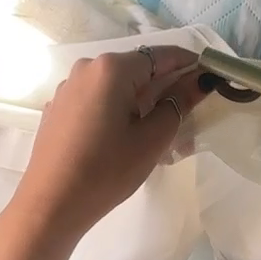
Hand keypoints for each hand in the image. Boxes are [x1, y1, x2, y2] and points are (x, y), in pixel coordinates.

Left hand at [5, 46, 208, 247]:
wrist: (51, 204)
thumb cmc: (107, 171)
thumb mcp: (152, 139)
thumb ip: (179, 103)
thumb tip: (200, 80)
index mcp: (112, 69)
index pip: (161, 55)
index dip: (189, 63)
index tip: (209, 78)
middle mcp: (87, 68)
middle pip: (137, 69)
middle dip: (165, 87)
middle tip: (188, 115)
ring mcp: (68, 88)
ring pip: (117, 86)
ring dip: (141, 101)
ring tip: (158, 133)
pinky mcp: (58, 108)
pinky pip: (98, 100)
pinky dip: (118, 110)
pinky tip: (125, 139)